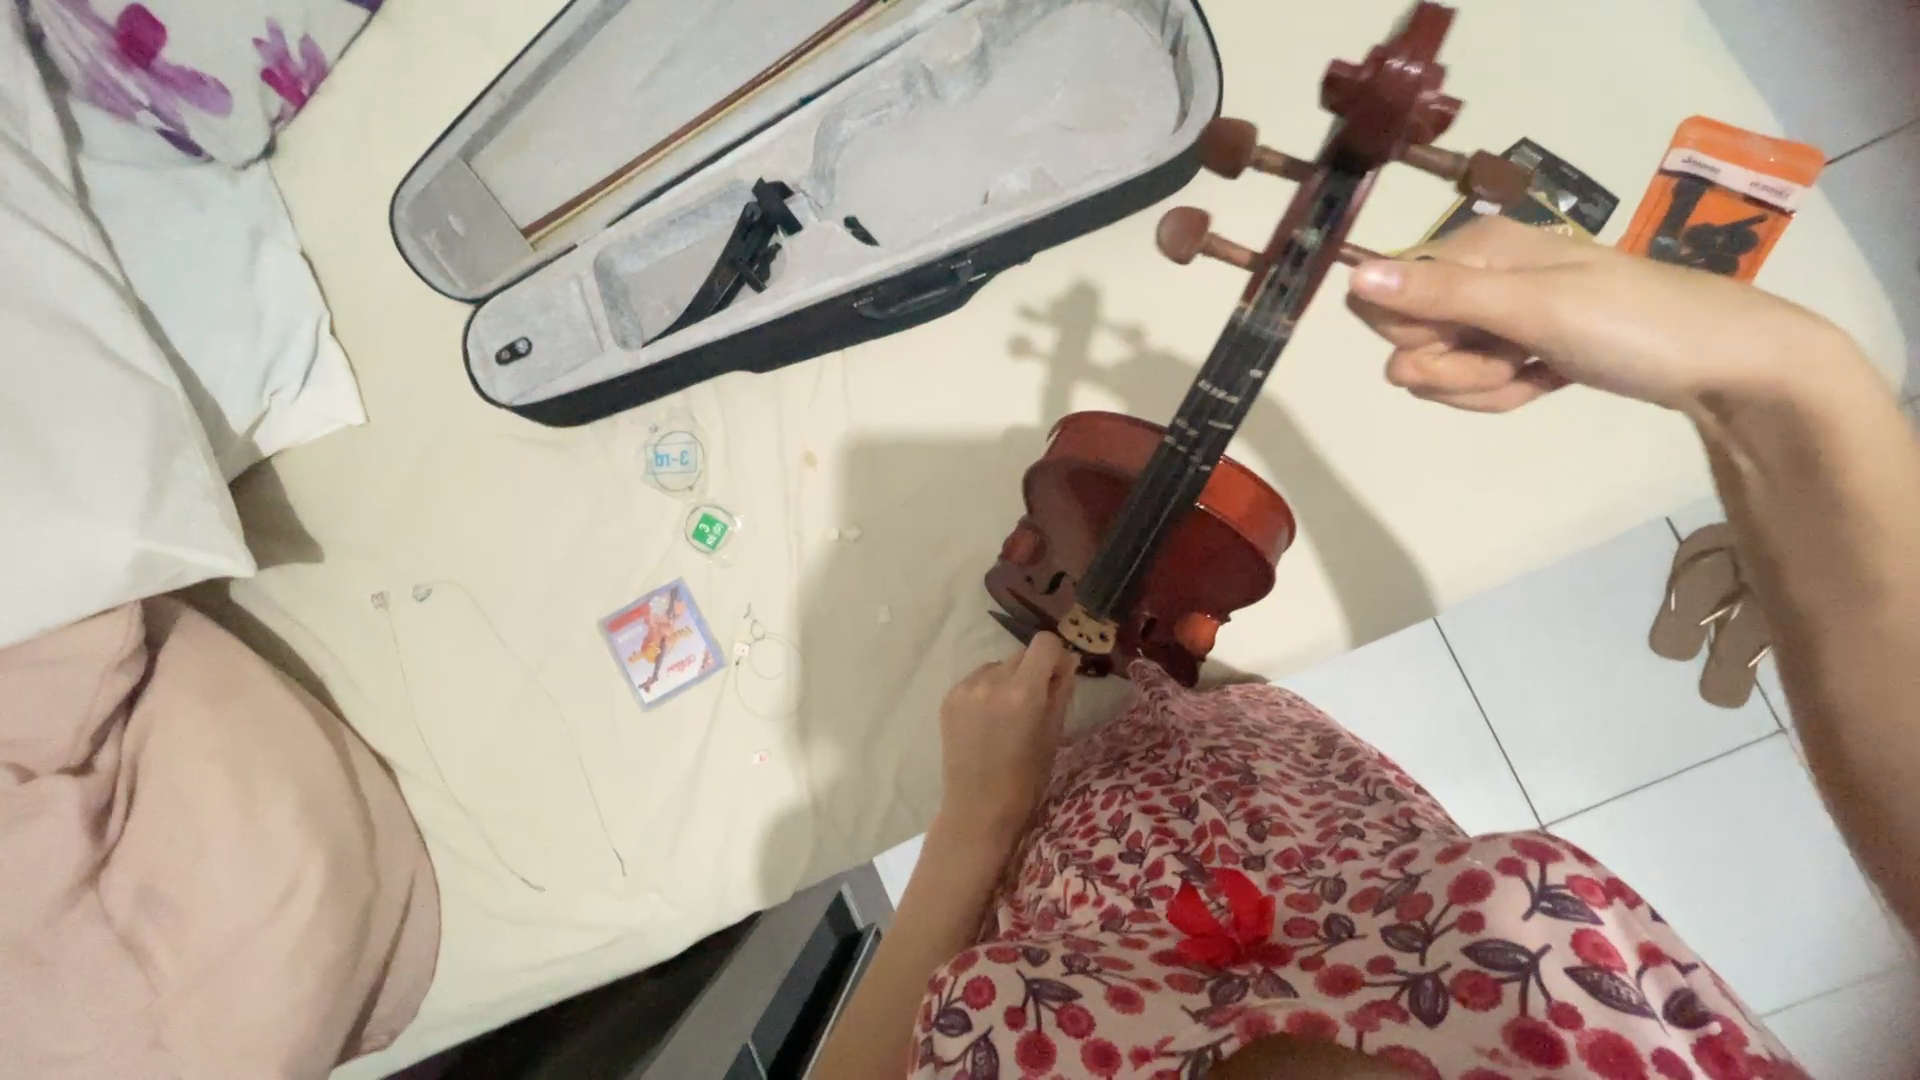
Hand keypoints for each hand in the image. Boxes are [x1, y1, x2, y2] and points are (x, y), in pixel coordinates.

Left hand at [931, 632, 1078, 854]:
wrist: (978, 809)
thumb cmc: (1026, 779)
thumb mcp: (1053, 734)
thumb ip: (1060, 691)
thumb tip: (1067, 662)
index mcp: (1023, 692)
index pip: (1044, 643)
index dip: (1055, 656)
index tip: (1057, 677)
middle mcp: (992, 682)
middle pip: (1021, 654)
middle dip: (1033, 671)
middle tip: (1034, 703)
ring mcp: (966, 689)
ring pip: (998, 665)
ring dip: (1008, 679)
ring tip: (1006, 715)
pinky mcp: (949, 698)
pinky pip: (977, 679)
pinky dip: (987, 690)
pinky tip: (987, 720)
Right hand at [1344, 215, 1860, 414]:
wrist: (1725, 364)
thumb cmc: (1633, 324)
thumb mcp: (1531, 308)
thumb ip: (1440, 294)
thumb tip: (1353, 275)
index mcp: (1470, 250)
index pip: (1379, 301)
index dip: (1411, 333)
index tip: (1464, 335)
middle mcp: (1471, 277)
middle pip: (1403, 342)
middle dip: (1451, 367)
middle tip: (1512, 355)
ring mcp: (1489, 315)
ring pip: (1432, 371)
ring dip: (1478, 385)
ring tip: (1535, 369)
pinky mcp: (1506, 346)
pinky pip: (1464, 384)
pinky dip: (1498, 393)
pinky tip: (1542, 379)